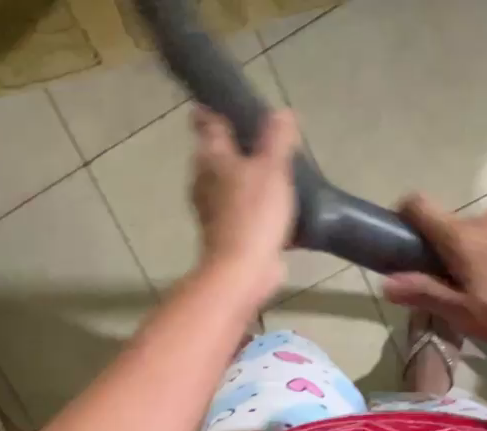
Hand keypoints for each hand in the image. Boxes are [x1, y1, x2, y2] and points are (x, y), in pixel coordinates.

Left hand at [191, 108, 298, 290]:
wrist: (243, 270)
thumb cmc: (253, 213)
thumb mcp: (272, 168)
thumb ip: (277, 138)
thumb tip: (281, 112)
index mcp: (211, 158)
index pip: (208, 123)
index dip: (216, 111)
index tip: (228, 104)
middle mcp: (204, 181)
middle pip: (217, 156)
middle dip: (234, 148)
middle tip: (259, 140)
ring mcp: (213, 212)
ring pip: (229, 186)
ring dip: (245, 179)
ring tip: (272, 173)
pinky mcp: (227, 236)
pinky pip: (241, 213)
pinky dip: (254, 208)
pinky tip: (274, 209)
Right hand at [381, 195, 486, 358]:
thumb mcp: (464, 314)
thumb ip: (424, 293)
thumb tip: (384, 282)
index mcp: (462, 237)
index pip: (420, 206)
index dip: (405, 215)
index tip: (403, 236)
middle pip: (457, 226)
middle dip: (450, 249)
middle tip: (458, 286)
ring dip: (484, 250)